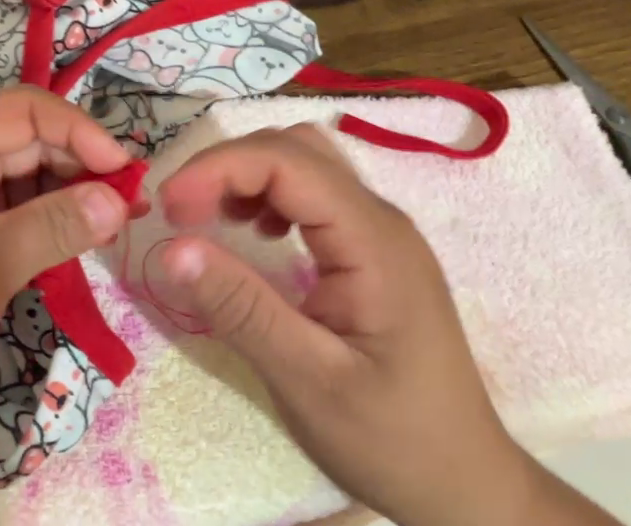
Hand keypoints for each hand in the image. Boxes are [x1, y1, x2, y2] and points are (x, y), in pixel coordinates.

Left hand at [0, 87, 138, 433]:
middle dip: (80, 165)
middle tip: (131, 206)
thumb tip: (117, 200)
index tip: (124, 173)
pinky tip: (78, 245)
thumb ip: (53, 226)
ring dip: (68, 197)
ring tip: (114, 227)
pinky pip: (11, 214)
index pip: (25, 109)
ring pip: (24, 178)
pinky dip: (45, 225)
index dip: (79, 131)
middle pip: (28, 140)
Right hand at [152, 124, 613, 525]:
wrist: (464, 483)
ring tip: (206, 218)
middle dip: (227, 166)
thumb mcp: (307, 381)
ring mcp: (380, 232)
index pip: (287, 161)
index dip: (218, 168)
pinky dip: (267, 195)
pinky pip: (313, 194)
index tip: (166, 207)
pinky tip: (253, 235)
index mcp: (372, 240)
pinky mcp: (371, 251)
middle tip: (179, 213)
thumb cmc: (392, 438)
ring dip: (246, 175)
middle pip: (295, 148)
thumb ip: (240, 308)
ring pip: (304, 162)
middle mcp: (380, 219)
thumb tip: (169, 246)